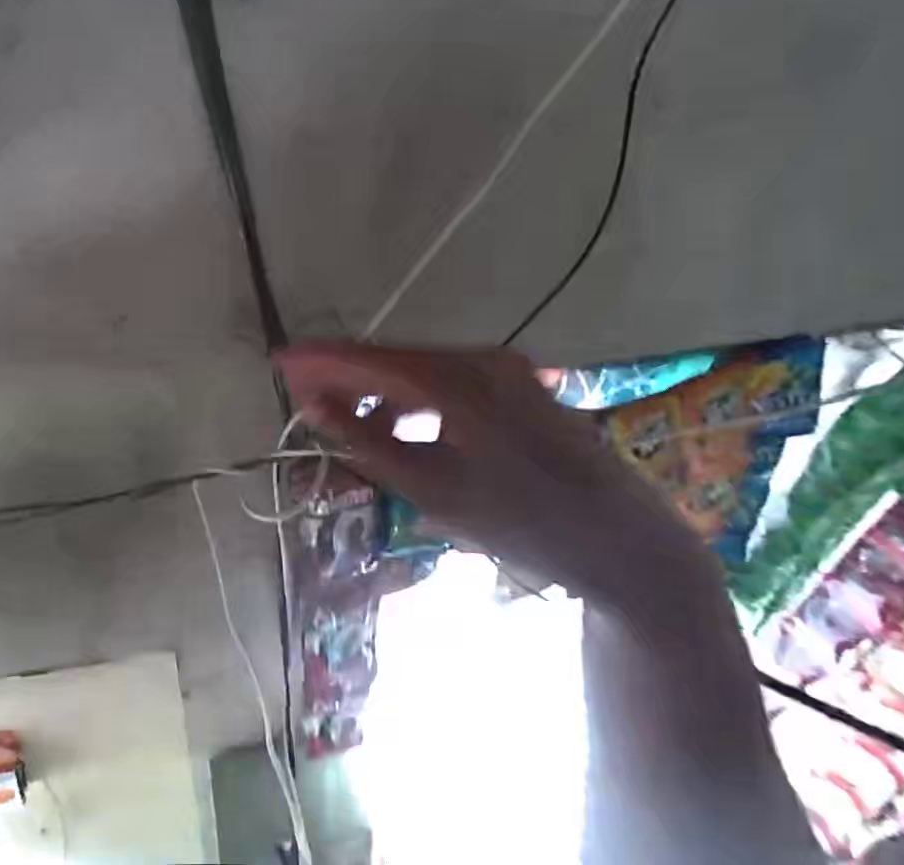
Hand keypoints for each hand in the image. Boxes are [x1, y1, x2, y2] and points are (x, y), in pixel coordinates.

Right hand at [276, 341, 713, 606]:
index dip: (318, 360)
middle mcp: (479, 360)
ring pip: (415, 369)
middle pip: (390, 359)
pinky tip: (398, 428)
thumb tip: (313, 407)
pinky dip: (410, 399)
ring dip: (376, 391)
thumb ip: (365, 441)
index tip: (278, 360)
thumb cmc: (522, 522)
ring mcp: (503, 369)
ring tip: (347, 425)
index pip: (369, 359)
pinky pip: (443, 380)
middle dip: (343, 376)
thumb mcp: (430, 488)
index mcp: (457, 382)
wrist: (625, 544)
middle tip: (303, 400)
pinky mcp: (515, 384)